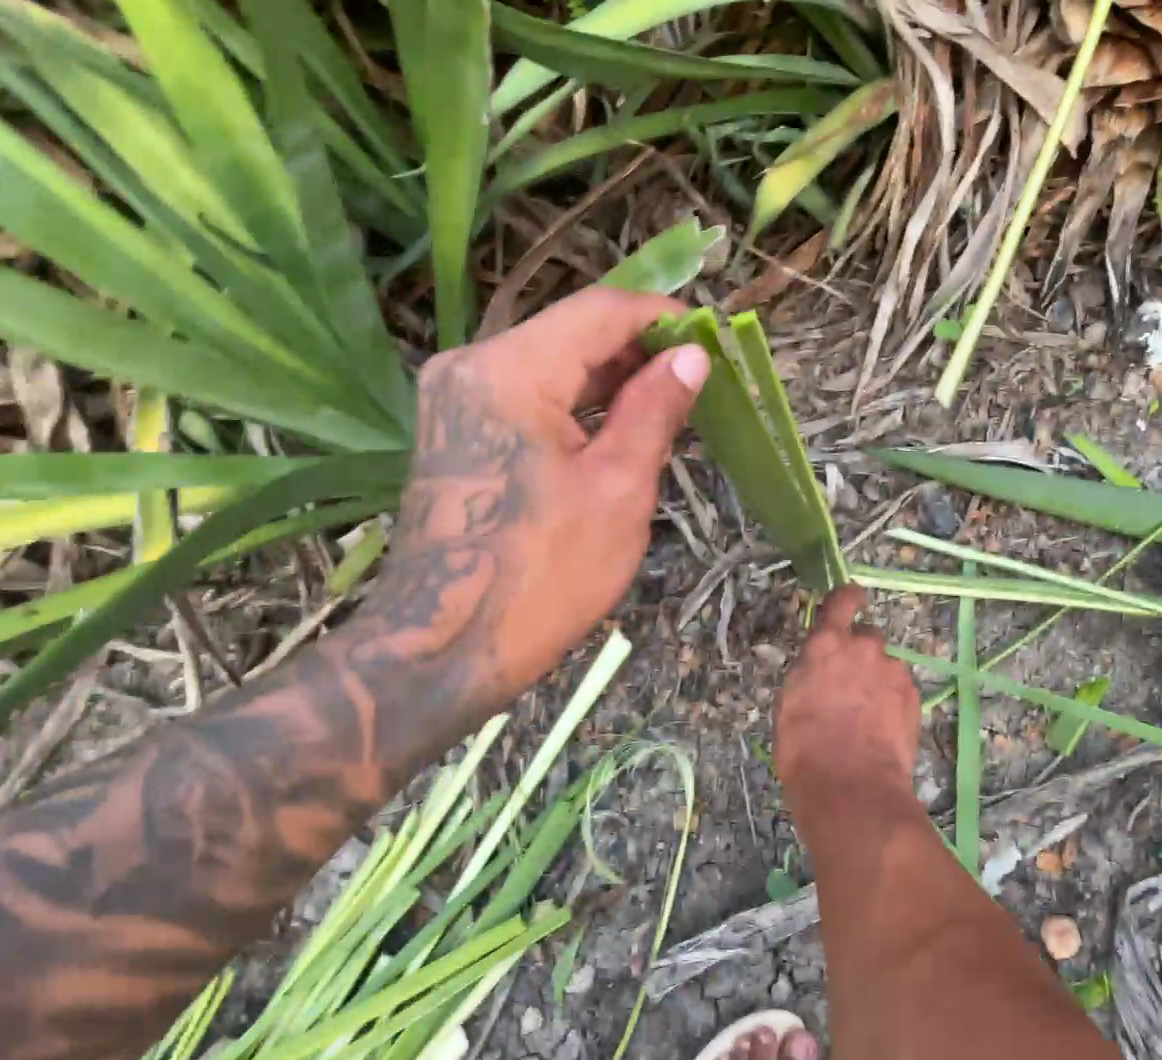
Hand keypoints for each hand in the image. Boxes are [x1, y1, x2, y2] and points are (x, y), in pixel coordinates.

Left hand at [363, 287, 707, 714]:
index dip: (664, 317)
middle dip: (640, 349)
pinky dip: (578, 404)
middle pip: (572, 331)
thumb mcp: (619, 487)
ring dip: (612, 377)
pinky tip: (620, 426)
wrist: (447, 646)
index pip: (601, 311)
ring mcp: (456, 398)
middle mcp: (472, 365)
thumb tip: (692, 356)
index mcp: (510, 371)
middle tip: (702, 379)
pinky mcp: (455, 430)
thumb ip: (654, 410)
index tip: (714, 340)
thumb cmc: (546, 571)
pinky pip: (529, 395)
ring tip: (672, 404)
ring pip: (551, 363)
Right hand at [776, 586, 920, 800]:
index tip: (851, 599)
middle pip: (867, 637)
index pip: (843, 600)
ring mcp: (892, 670)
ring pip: (885, 666)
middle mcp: (863, 647)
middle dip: (860, 654)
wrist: (851, 787)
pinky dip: (892, 702)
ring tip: (866, 717)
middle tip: (849, 686)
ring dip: (877, 681)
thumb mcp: (789, 704)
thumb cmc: (804, 750)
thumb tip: (818, 670)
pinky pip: (900, 689)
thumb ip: (808, 673)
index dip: (848, 598)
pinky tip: (881, 729)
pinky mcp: (913, 695)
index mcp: (825, 645)